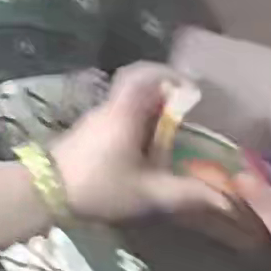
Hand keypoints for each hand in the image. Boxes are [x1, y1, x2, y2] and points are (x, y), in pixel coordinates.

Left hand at [52, 63, 232, 221]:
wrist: (46, 190)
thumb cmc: (99, 185)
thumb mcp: (147, 194)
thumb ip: (186, 193)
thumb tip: (223, 198)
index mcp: (124, 112)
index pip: (142, 74)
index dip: (166, 72)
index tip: (190, 87)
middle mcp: (110, 108)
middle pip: (135, 84)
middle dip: (162, 92)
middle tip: (187, 110)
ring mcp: (96, 118)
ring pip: (126, 101)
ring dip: (149, 108)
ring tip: (174, 131)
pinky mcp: (89, 131)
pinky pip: (118, 115)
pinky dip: (137, 122)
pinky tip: (149, 147)